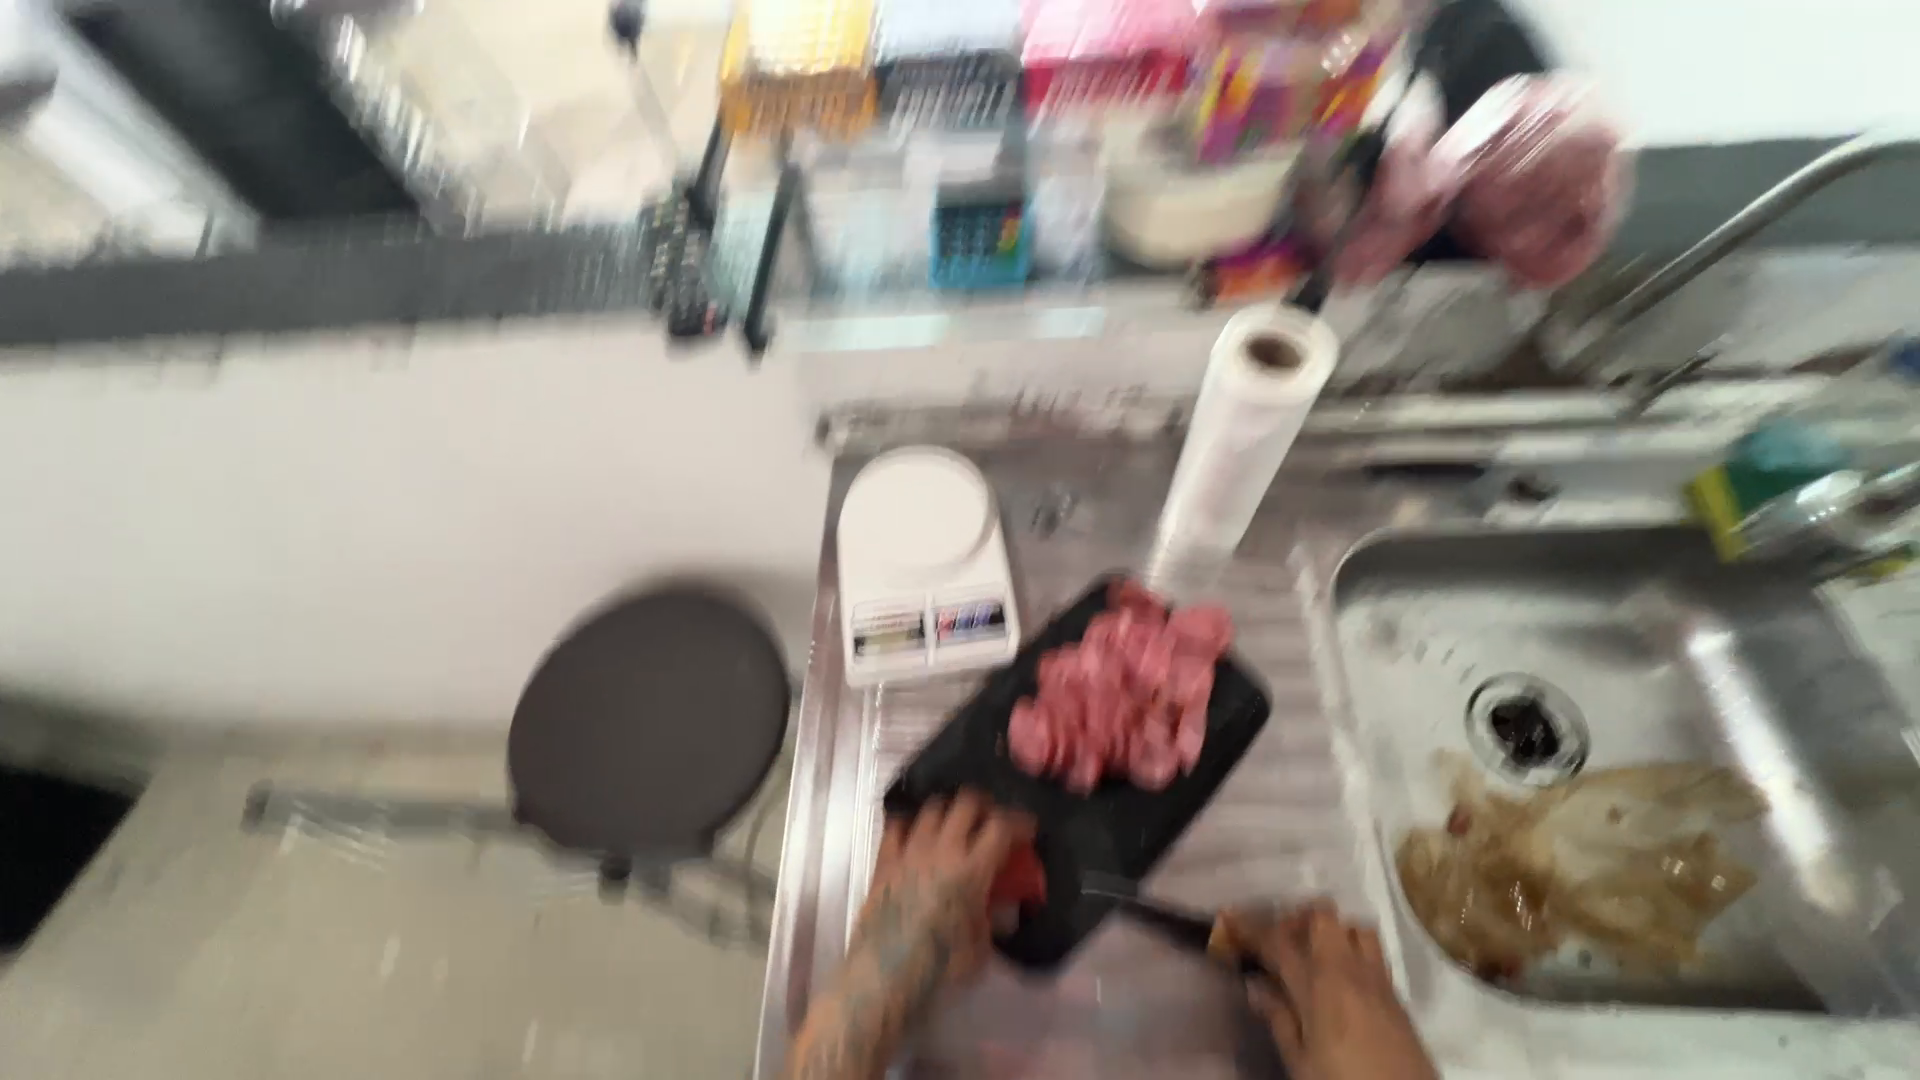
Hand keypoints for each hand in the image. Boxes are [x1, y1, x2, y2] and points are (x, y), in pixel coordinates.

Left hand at [854, 791, 1035, 991]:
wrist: (885, 974)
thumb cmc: (939, 966)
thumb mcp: (980, 947)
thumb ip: (991, 919)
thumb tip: (999, 908)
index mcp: (972, 869)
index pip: (1002, 827)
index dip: (1019, 821)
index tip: (1026, 827)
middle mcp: (943, 849)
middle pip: (967, 803)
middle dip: (984, 806)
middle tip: (990, 818)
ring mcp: (911, 849)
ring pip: (933, 807)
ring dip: (949, 810)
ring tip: (954, 822)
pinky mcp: (885, 858)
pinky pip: (896, 824)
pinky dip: (909, 822)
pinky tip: (915, 830)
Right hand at [1218, 901, 1438, 1079]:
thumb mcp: (1300, 1064)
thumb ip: (1278, 1018)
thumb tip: (1256, 985)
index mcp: (1318, 985)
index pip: (1276, 942)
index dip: (1249, 927)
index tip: (1228, 916)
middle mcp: (1349, 972)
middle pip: (1322, 916)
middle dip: (1296, 919)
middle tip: (1280, 942)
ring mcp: (1378, 982)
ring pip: (1355, 928)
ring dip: (1333, 932)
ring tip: (1315, 956)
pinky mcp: (1398, 1000)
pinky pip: (1374, 956)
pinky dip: (1353, 953)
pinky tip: (1342, 983)